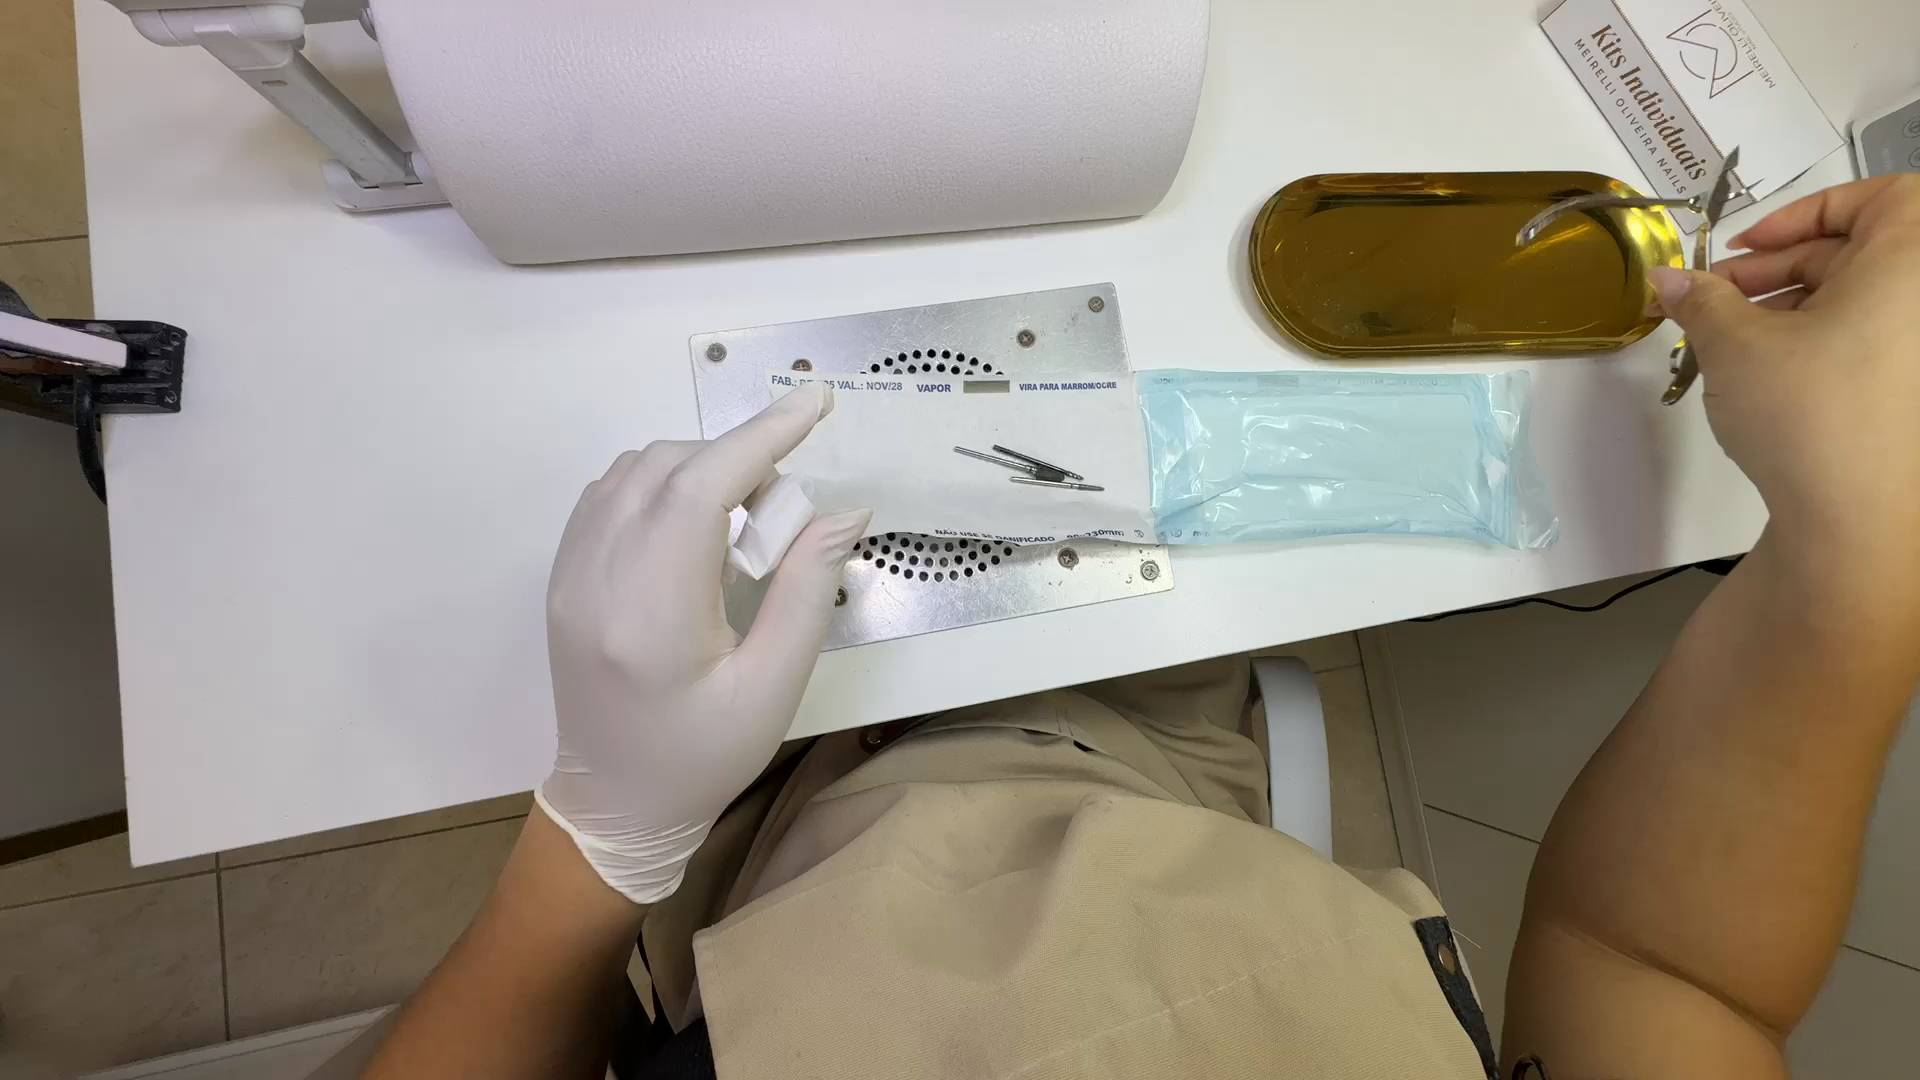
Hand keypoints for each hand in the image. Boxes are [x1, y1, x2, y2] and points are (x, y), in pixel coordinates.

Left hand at [536, 384, 870, 904]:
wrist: (615, 803)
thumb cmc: (706, 755)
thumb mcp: (776, 684)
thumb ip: (809, 589)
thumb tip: (845, 510)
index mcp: (651, 616)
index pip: (704, 488)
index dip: (763, 435)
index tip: (816, 401)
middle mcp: (596, 579)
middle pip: (669, 467)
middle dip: (741, 462)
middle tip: (785, 515)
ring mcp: (569, 574)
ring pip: (636, 470)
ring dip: (702, 469)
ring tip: (743, 522)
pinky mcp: (563, 576)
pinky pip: (612, 492)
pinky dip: (664, 483)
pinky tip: (695, 525)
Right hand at [1648, 175, 1919, 558]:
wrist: (1858, 501)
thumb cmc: (1807, 408)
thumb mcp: (1734, 346)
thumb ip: (1700, 301)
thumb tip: (1666, 277)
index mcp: (1913, 259)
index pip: (1879, 196)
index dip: (1805, 212)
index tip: (1740, 249)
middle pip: (1860, 246)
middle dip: (1777, 267)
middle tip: (1708, 300)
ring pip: (1860, 291)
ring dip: (1787, 302)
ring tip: (1724, 339)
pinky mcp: (1912, 374)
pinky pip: (1870, 328)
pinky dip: (1815, 331)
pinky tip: (1763, 364)